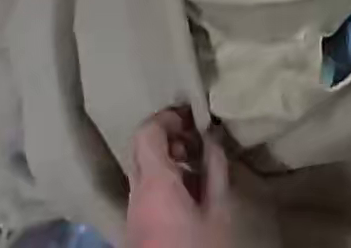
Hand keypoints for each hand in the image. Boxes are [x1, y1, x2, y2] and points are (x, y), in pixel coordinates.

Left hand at [126, 107, 231, 247]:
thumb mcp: (219, 210)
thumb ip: (215, 167)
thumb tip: (212, 136)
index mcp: (152, 185)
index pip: (146, 131)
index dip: (168, 117)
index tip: (193, 118)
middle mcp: (134, 195)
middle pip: (141, 149)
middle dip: (169, 137)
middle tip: (198, 142)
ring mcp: (131, 216)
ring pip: (143, 171)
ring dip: (168, 161)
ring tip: (199, 169)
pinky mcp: (136, 233)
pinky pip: (145, 193)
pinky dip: (164, 182)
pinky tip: (190, 195)